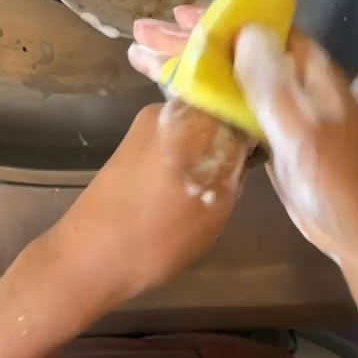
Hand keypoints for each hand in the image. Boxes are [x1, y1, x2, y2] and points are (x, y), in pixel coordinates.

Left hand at [23, 97, 248, 321]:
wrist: (90, 258)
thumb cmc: (158, 234)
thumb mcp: (216, 205)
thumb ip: (236, 164)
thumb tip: (248, 142)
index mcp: (188, 113)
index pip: (236, 99)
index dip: (254, 120)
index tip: (267, 144)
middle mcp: (164, 109)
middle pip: (213, 111)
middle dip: (231, 135)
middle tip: (246, 169)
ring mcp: (144, 127)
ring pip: (193, 129)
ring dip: (209, 150)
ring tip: (219, 186)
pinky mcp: (131, 147)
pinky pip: (173, 143)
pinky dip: (186, 161)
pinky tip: (190, 191)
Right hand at [129, 10, 357, 269]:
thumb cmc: (339, 185)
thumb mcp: (304, 133)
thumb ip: (273, 84)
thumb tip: (245, 30)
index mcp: (309, 71)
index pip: (257, 29)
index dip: (217, 19)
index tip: (178, 15)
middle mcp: (294, 81)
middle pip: (235, 50)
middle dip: (190, 41)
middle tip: (143, 33)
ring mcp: (281, 108)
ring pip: (227, 75)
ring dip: (188, 65)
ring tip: (141, 55)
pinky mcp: (270, 134)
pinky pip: (229, 103)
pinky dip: (200, 94)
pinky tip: (172, 91)